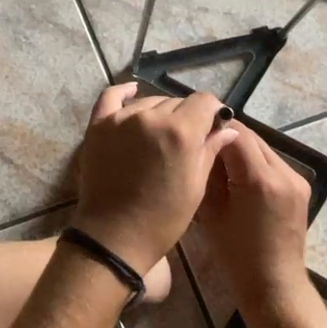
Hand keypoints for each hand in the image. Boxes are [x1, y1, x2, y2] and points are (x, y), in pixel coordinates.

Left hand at [72, 84, 239, 272]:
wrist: (114, 236)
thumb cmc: (163, 218)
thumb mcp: (196, 186)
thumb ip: (210, 150)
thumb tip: (228, 128)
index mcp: (180, 132)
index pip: (203, 102)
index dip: (212, 112)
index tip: (213, 124)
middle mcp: (150, 117)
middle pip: (176, 102)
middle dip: (186, 117)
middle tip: (187, 139)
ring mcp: (121, 119)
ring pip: (148, 102)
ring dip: (159, 113)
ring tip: (161, 135)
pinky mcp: (98, 126)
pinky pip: (111, 97)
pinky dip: (125, 93)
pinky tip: (133, 91)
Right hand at [198, 125, 315, 321]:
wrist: (274, 286)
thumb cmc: (235, 255)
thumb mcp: (210, 212)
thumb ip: (206, 173)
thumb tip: (200, 144)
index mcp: (259, 180)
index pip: (235, 133)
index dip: (212, 127)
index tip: (191, 131)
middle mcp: (284, 173)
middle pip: (250, 136)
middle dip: (224, 136)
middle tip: (199, 145)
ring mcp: (296, 179)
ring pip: (260, 147)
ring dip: (237, 147)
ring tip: (214, 161)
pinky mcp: (299, 186)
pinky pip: (270, 161)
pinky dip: (251, 161)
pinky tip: (234, 175)